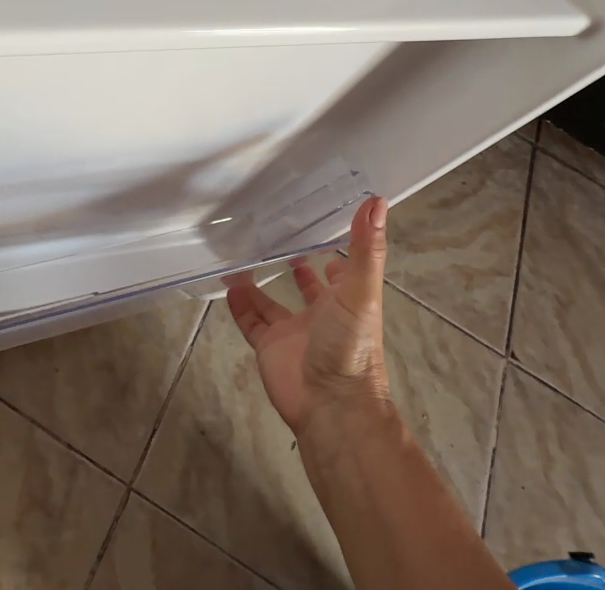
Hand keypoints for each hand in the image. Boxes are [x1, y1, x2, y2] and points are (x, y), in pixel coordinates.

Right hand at [226, 196, 391, 434]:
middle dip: (295, 263)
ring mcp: (292, 332)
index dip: (333, 248)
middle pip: (306, 286)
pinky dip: (238, 303)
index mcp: (346, 300)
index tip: (316, 221)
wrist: (329, 404)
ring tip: (242, 253)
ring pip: (272, 302)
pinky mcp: (268, 346)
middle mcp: (321, 314)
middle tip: (273, 234)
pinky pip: (249, 320)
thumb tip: (377, 199)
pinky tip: (228, 282)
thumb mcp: (361, 291)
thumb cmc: (350, 345)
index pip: (341, 269)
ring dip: (259, 282)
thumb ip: (366, 248)